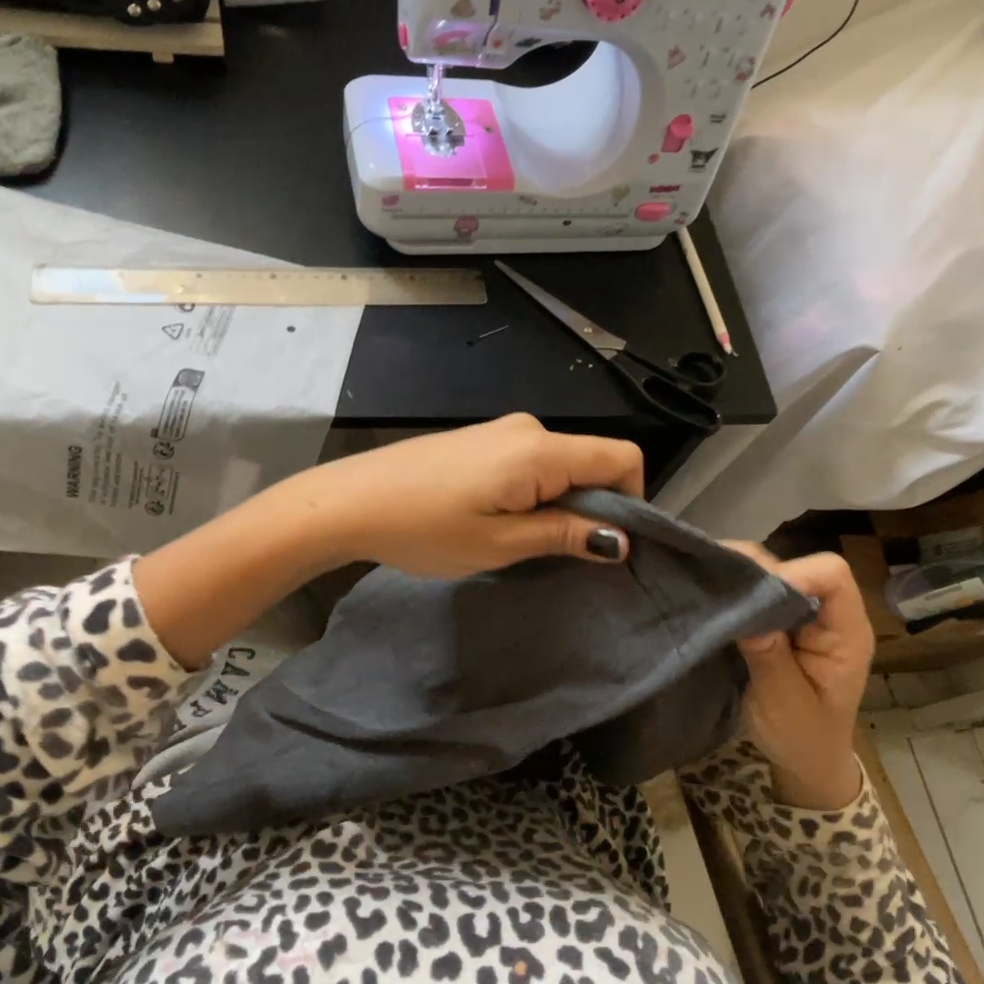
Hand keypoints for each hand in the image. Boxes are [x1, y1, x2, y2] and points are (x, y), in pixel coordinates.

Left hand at [298, 414, 644, 577]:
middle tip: (559, 555)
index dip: (633, 500)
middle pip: (593, 462)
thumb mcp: (500, 543)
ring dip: (560, 504)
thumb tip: (622, 539)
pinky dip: (536, 494)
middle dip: (593, 508)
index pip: (622, 457)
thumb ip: (565, 535)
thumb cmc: (424, 528)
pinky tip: (498, 521)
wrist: (349, 502)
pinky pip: (533, 464)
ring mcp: (503, 430)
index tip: (610, 545)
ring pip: (562, 466)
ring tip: (519, 543)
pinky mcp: (483, 440)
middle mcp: (529, 429)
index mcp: (540, 450)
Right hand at [726, 544, 875, 810]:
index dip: (792, 574)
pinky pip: (763, 592)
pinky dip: (739, 593)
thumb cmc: (802, 738)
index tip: (750, 598)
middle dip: (758, 575)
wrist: (805, 760)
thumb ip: (770, 657)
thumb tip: (748, 612)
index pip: (831, 576)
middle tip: (715, 590)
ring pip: (776, 574)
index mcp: (846, 633)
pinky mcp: (784, 620)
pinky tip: (716, 602)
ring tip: (710, 593)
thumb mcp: (784, 706)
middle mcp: (829, 614)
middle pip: (800, 567)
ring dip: (744, 582)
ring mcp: (806, 616)